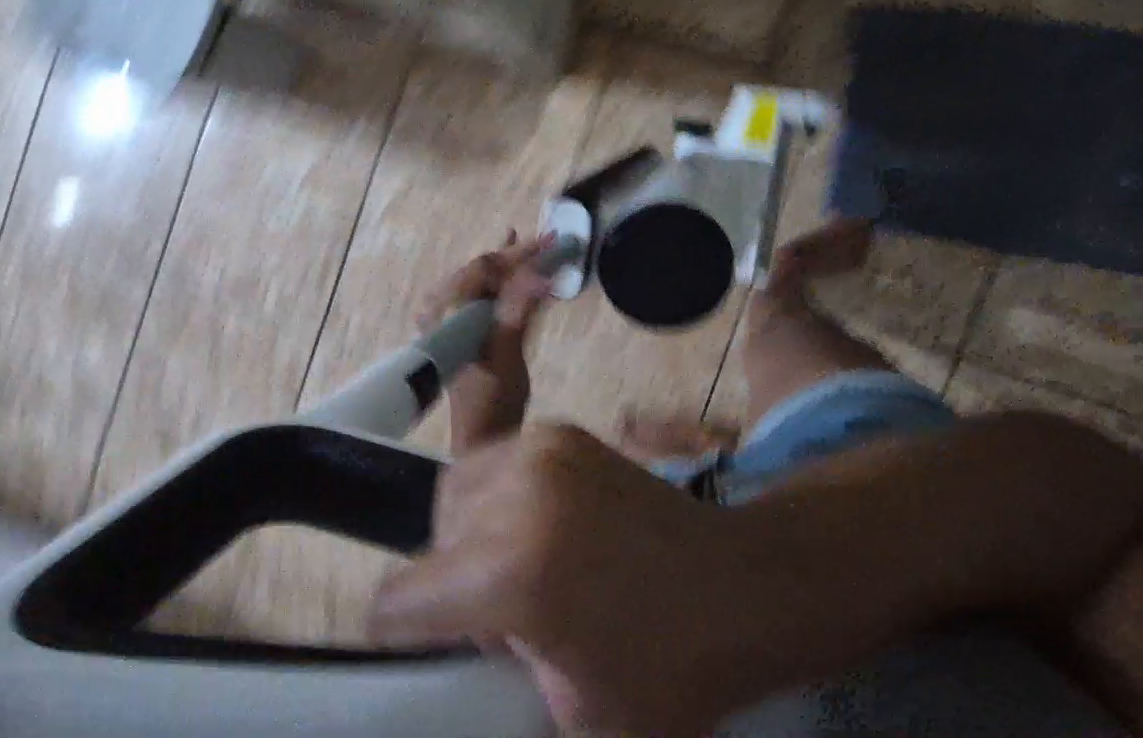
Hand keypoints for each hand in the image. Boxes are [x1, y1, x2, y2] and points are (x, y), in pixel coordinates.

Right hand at [370, 424, 770, 735]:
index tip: (424, 648)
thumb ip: (499, 688)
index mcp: (510, 575)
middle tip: (505, 615)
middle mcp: (514, 498)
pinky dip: (500, 496)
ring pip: (456, 491)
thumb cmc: (669, 668)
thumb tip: (463, 654)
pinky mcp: (563, 433)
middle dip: (450, 583)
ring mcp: (540, 453)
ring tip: (521, 564)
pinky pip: (495, 463)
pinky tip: (542, 527)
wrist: (743, 583)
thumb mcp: (576, 717)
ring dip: (470, 533)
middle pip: (430, 539)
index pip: (400, 600)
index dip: (399, 634)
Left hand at [418, 231, 555, 451]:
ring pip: (484, 279)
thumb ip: (519, 310)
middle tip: (551, 241)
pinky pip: (482, 292)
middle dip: (518, 256)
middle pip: (483, 269)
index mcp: (448, 310)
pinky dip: (502, 278)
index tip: (550, 244)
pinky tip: (513, 258)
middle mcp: (443, 307)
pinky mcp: (461, 327)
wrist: (482, 435)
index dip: (518, 254)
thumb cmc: (492, 396)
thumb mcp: (508, 352)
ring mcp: (450, 317)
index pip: (484, 268)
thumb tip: (540, 275)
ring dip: (512, 265)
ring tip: (538, 246)